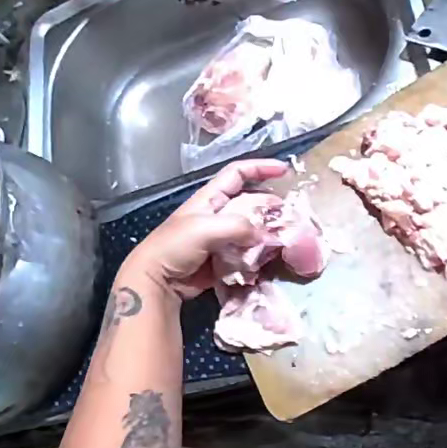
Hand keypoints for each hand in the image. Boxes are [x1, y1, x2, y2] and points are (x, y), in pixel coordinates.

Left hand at [120, 159, 289, 300]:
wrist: (158, 280)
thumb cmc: (175, 246)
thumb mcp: (205, 229)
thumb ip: (238, 226)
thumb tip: (264, 235)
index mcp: (211, 198)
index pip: (238, 173)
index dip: (261, 167)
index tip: (284, 169)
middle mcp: (218, 213)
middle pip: (251, 201)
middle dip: (270, 205)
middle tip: (288, 214)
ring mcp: (222, 237)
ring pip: (253, 228)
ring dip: (268, 231)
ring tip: (284, 237)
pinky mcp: (224, 257)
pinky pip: (248, 250)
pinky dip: (260, 253)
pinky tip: (269, 257)